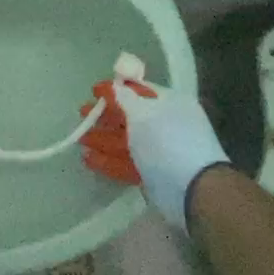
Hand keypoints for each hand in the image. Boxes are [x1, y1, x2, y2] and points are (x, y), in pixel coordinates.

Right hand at [79, 77, 230, 231]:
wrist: (192, 188)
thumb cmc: (167, 142)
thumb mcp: (143, 114)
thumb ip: (123, 99)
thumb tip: (112, 86)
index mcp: (169, 103)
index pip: (140, 91)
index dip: (116, 90)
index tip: (94, 92)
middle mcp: (166, 124)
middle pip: (131, 117)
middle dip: (106, 116)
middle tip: (83, 115)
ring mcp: (160, 150)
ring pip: (127, 141)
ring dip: (104, 139)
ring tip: (80, 139)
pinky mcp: (153, 173)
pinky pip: (127, 163)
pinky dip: (108, 161)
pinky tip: (88, 159)